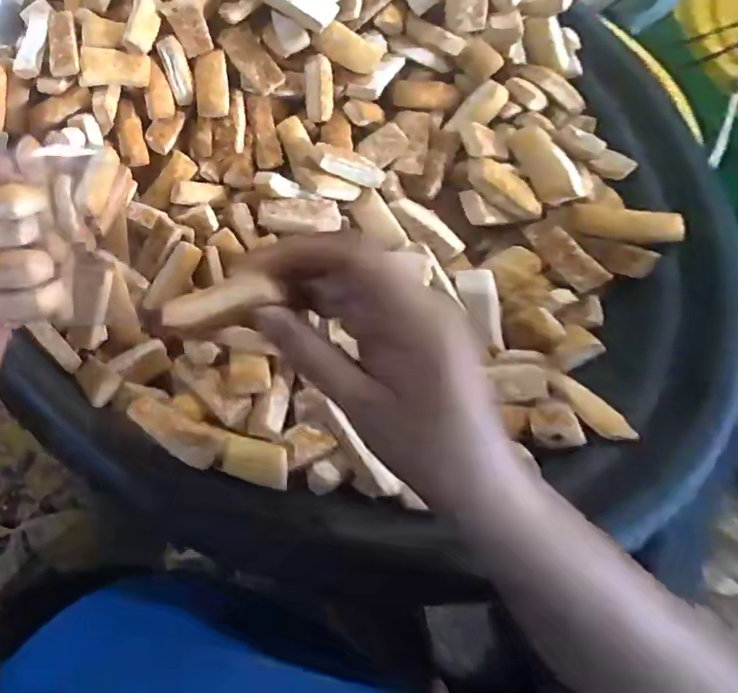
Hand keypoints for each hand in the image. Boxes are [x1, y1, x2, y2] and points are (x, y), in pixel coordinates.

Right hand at [244, 235, 527, 513]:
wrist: (486, 485)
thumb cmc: (422, 448)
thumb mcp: (356, 402)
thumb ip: (306, 350)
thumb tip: (258, 310)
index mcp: (412, 315)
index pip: (350, 255)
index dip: (297, 252)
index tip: (252, 267)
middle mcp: (421, 300)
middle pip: (352, 256)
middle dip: (297, 262)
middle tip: (251, 280)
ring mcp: (422, 310)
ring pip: (356, 273)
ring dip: (310, 279)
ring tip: (267, 296)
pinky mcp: (418, 324)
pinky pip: (367, 295)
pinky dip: (329, 297)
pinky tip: (301, 313)